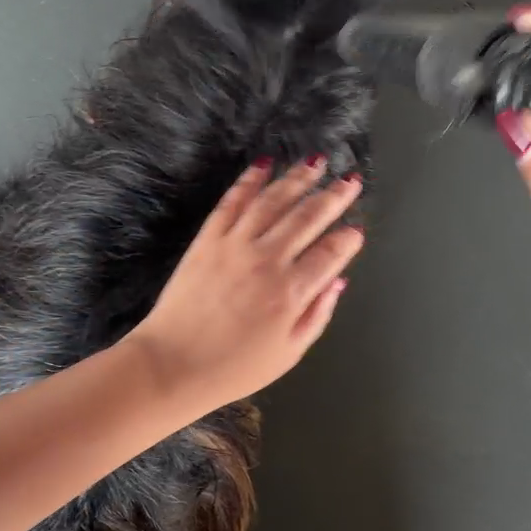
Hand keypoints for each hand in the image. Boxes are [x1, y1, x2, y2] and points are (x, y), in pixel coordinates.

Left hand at [124, 159, 364, 409]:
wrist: (172, 364)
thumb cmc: (233, 368)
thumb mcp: (288, 353)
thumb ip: (317, 314)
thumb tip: (338, 281)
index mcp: (291, 292)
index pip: (330, 254)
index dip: (347, 239)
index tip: (357, 229)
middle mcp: (267, 260)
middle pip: (307, 218)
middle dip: (333, 197)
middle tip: (350, 180)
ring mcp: (235, 244)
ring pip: (272, 201)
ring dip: (297, 179)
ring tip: (315, 162)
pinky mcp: (208, 238)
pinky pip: (233, 202)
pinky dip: (250, 180)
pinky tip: (264, 165)